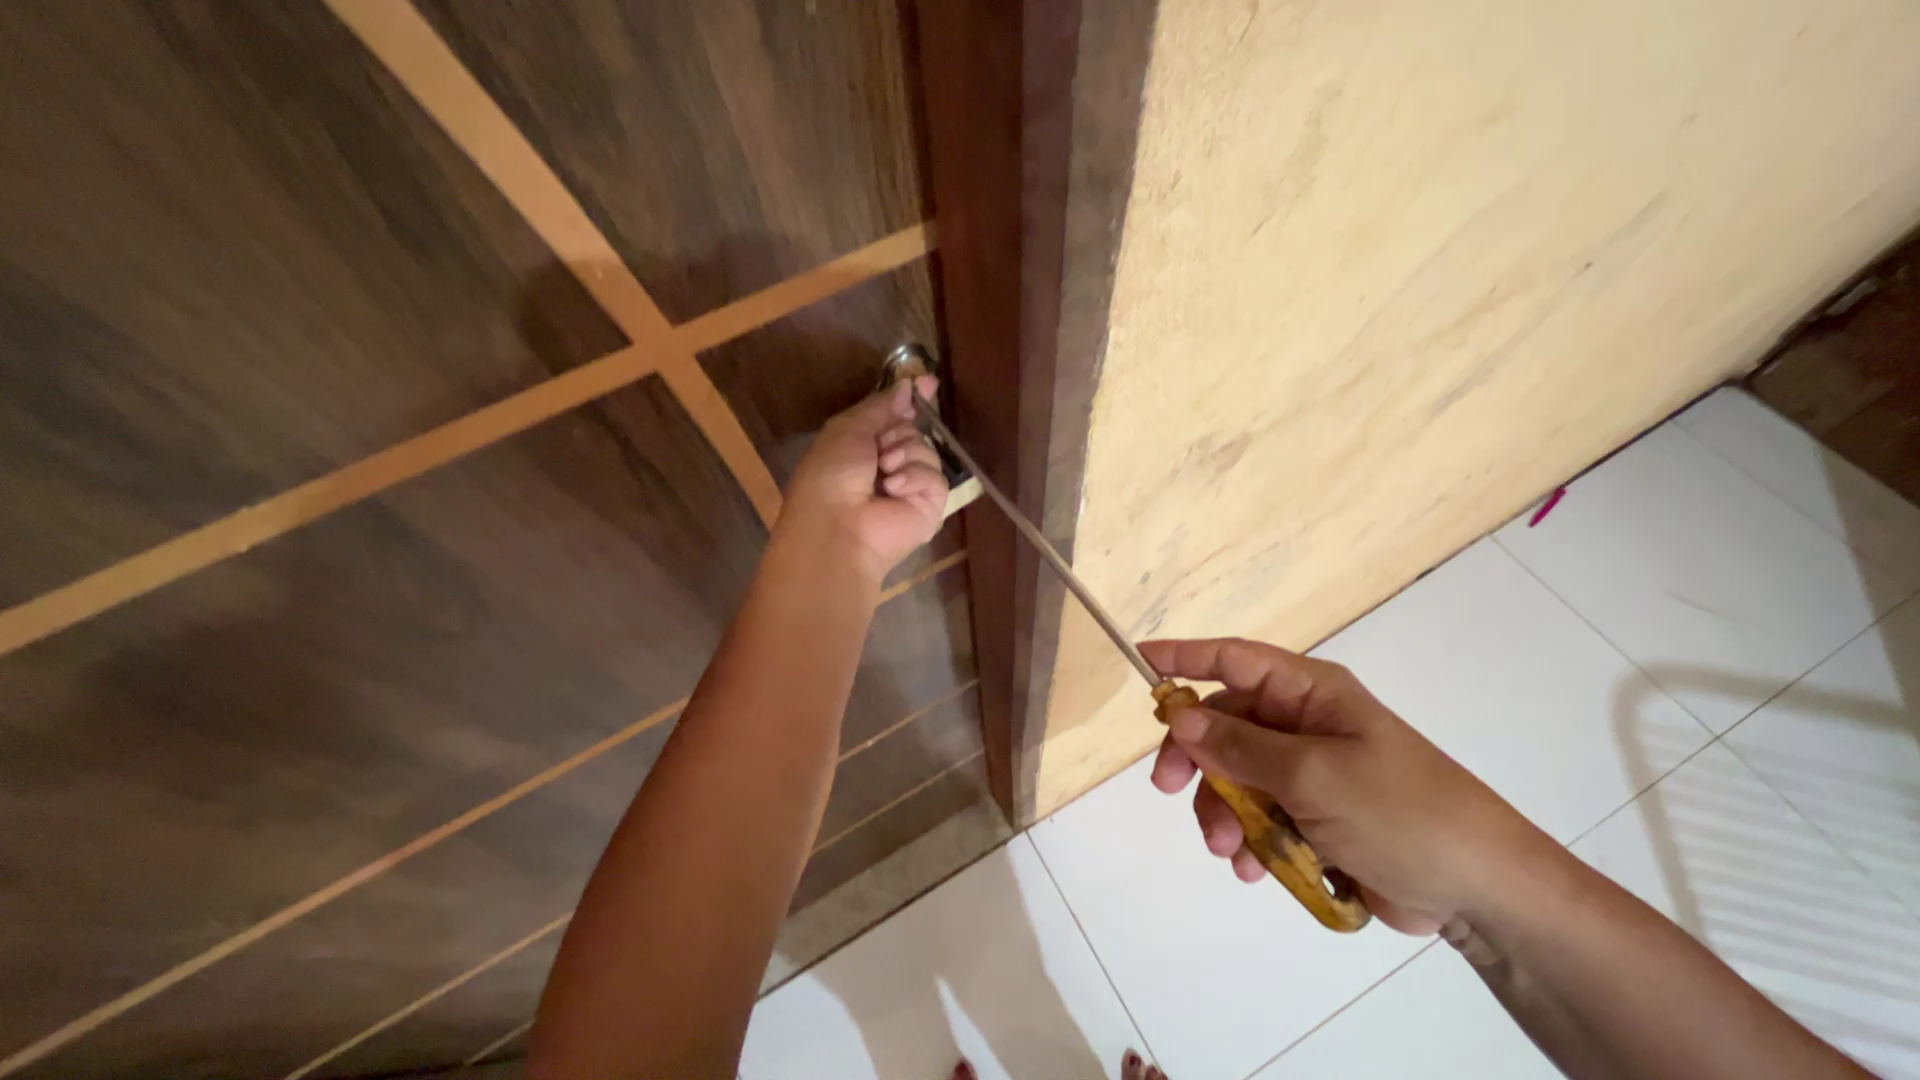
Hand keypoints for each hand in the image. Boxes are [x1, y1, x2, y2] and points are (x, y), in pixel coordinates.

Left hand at [780, 377, 947, 581]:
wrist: (837, 525)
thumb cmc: (832, 474)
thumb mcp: (848, 428)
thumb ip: (880, 406)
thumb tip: (909, 385)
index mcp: (863, 448)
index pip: (894, 418)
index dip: (910, 401)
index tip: (928, 383)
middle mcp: (887, 467)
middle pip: (913, 432)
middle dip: (898, 434)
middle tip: (880, 450)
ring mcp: (910, 489)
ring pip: (927, 451)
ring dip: (905, 455)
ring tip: (886, 472)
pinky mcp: (929, 508)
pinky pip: (935, 478)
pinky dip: (915, 478)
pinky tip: (895, 490)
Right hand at [1141, 637, 1555, 935]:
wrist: (1479, 887)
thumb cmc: (1399, 810)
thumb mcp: (1311, 774)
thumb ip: (1239, 746)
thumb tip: (1180, 716)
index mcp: (1310, 693)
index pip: (1234, 659)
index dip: (1184, 658)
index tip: (1139, 664)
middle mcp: (1305, 724)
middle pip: (1224, 724)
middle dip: (1195, 758)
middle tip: (1166, 788)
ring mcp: (1310, 772)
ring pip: (1235, 777)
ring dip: (1221, 811)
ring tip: (1230, 850)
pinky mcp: (1315, 817)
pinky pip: (1260, 816)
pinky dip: (1249, 840)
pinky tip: (1255, 868)